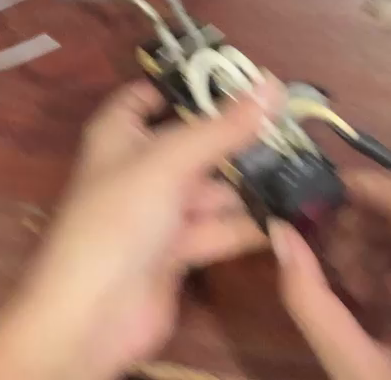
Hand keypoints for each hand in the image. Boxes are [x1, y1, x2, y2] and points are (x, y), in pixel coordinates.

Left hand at [0, 79, 277, 379]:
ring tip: (300, 165)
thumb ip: (223, 126)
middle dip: (234, 136)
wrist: (91, 315)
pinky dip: (245, 223)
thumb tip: (272, 83)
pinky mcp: (176, 250)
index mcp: (120, 131)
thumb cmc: (119, 217)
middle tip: (290, 124)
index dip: (188, 83)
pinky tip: (286, 214)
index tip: (238, 75)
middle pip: (192, 140)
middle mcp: (139, 165)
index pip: (152, 93)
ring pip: (209, 185)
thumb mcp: (170, 160)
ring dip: (247, 180)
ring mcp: (157, 209)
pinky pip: (216, 227)